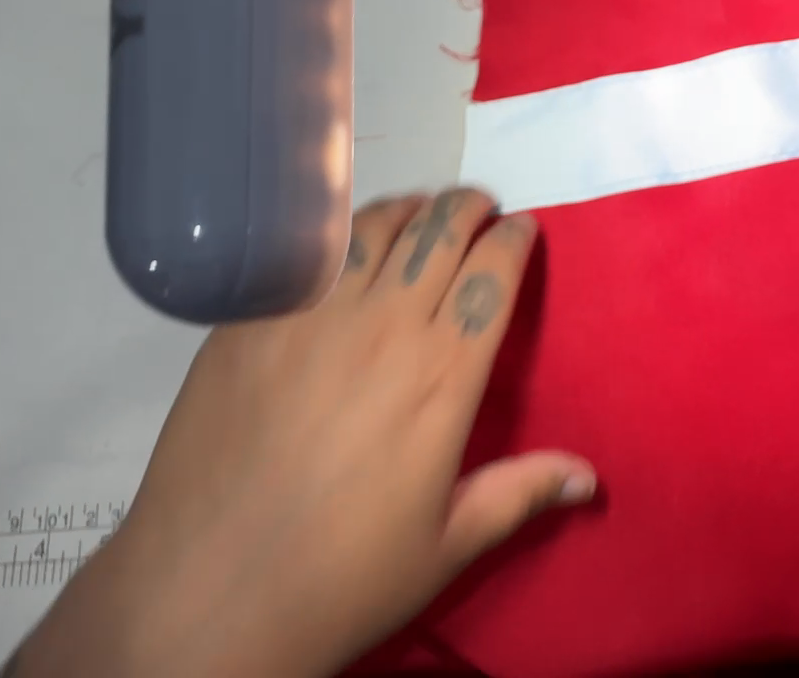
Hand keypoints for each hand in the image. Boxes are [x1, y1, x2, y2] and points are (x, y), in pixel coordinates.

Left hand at [10, 190, 595, 677]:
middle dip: (470, 205)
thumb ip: (521, 493)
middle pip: (440, 230)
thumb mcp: (448, 546)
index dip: (515, 238)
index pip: (494, 272)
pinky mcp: (253, 318)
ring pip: (375, 225)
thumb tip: (591, 477)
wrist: (206, 593)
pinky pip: (309, 251)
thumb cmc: (342, 575)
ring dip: (411, 207)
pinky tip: (347, 243)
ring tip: (420, 212)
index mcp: (444, 375)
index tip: (522, 229)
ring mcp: (312, 315)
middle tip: (478, 206)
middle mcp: (385, 326)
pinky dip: (344, 231)